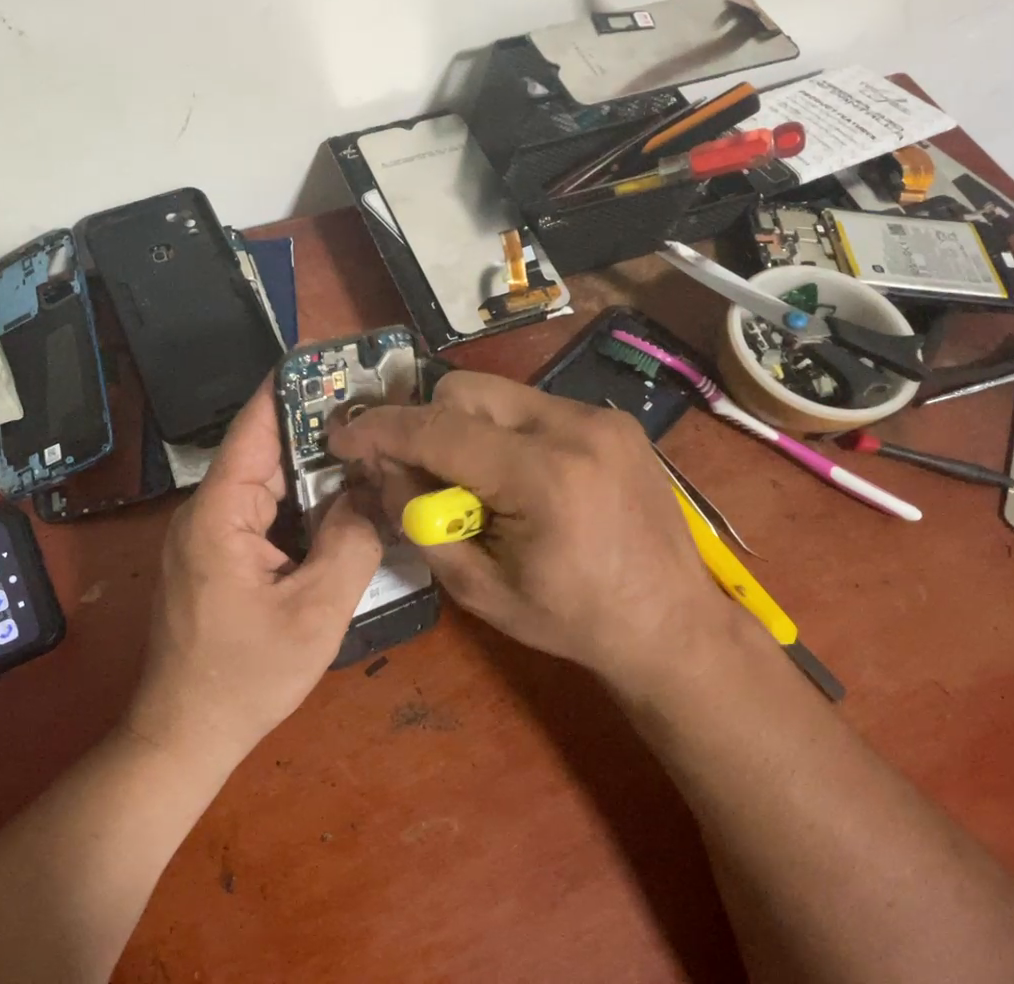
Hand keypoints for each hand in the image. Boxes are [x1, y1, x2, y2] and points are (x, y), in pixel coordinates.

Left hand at [125, 381, 384, 765]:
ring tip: (371, 450)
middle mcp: (205, 513)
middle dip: (319, 432)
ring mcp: (206, 537)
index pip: (255, 428)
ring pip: (266, 487)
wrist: (184, 734)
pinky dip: (299, 508)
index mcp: (218, 513)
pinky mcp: (213, 559)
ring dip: (313, 473)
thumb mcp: (315, 611)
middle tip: (378, 410)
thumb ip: (352, 543)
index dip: (293, 388)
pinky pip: (261, 517)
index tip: (338, 358)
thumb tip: (376, 489)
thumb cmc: (247, 676)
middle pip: (265, 454)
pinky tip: (341, 506)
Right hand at [329, 370, 725, 683]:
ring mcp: (601, 418)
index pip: (438, 429)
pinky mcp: (613, 421)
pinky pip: (531, 407)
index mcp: (543, 478)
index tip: (341, 436)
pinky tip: (511, 479)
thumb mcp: (479, 589)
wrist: (671, 623)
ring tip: (468, 482)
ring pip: (497, 393)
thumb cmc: (571, 620)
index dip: (379, 429)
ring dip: (463, 427)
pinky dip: (501, 432)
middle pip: (464, 390)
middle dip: (424, 423)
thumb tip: (385, 469)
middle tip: (411, 470)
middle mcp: (575, 428)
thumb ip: (421, 522)